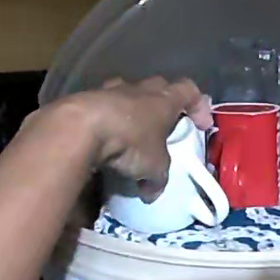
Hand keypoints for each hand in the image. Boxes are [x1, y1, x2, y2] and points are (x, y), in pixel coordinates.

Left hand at [34, 77, 212, 198]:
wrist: (77, 129)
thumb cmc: (129, 143)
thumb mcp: (154, 168)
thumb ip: (158, 178)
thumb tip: (151, 192)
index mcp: (164, 99)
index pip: (189, 91)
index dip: (198, 106)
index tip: (201, 125)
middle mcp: (138, 89)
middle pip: (158, 87)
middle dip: (164, 104)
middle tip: (164, 126)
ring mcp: (109, 91)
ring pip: (127, 93)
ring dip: (132, 109)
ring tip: (131, 133)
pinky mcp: (83, 100)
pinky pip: (102, 107)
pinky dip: (107, 120)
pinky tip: (104, 140)